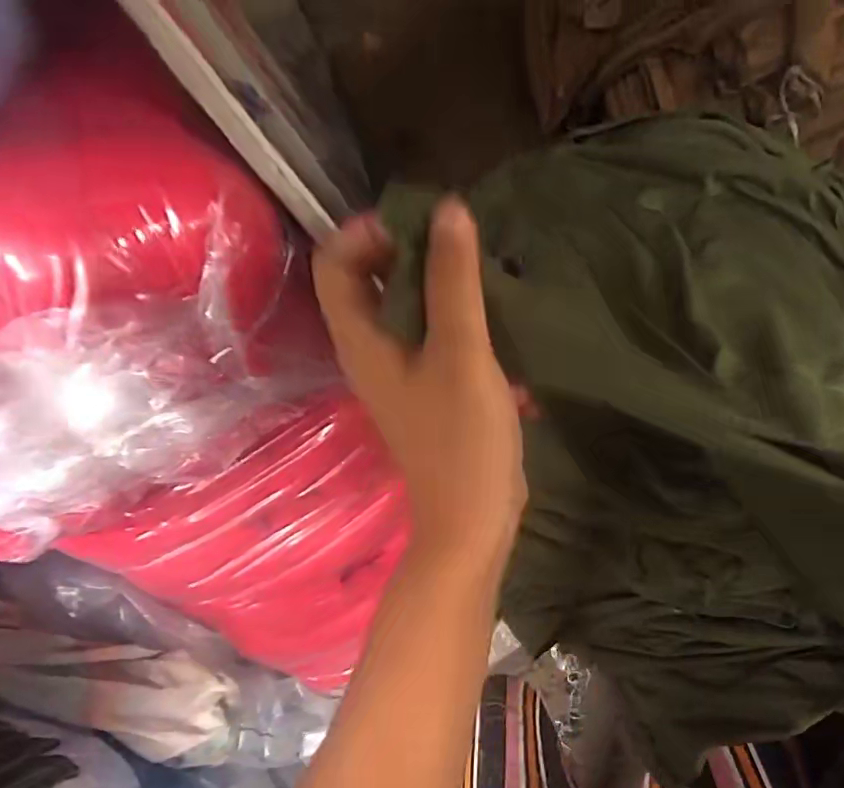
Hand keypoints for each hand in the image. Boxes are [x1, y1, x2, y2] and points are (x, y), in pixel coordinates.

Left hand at [313, 199, 525, 559]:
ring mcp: (404, 380)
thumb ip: (453, 281)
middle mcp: (373, 356)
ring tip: (491, 285)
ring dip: (448, 295)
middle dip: (417, 258)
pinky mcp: (434, 399)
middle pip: (376, 285)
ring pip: (414, 317)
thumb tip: (448, 209)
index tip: (424, 227)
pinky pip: (442, 348)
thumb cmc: (462, 439)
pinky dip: (467, 335)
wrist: (474, 522)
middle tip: (465, 248)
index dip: (370, 232)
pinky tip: (507, 342)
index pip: (335, 262)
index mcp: (362, 340)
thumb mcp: (462, 352)